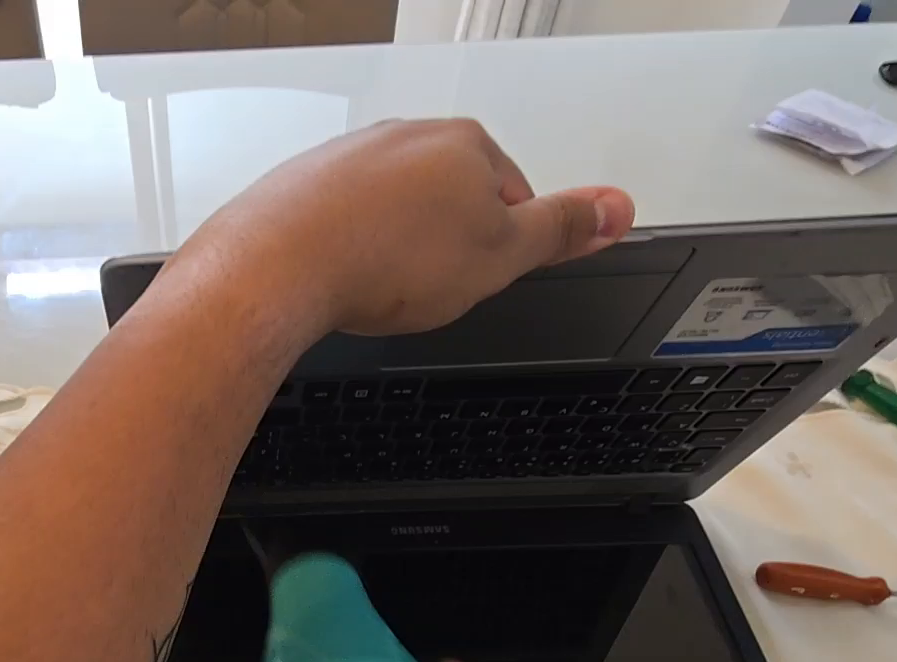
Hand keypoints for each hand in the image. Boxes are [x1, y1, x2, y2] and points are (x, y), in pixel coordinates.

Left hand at [162, 119, 632, 338]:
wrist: (281, 267)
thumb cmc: (382, 259)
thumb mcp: (496, 257)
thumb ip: (558, 232)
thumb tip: (615, 210)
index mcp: (463, 147)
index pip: (509, 190)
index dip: (501, 244)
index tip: (482, 273)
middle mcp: (403, 139)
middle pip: (445, 196)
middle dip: (443, 243)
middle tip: (427, 287)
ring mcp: (347, 159)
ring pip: (388, 208)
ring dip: (391, 245)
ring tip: (378, 286)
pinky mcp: (301, 188)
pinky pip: (337, 221)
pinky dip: (343, 248)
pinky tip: (339, 275)